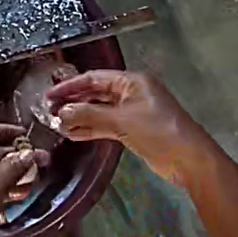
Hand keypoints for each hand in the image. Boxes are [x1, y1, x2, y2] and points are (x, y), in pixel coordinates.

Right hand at [45, 71, 207, 182]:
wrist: (188, 158)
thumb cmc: (158, 131)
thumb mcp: (122, 120)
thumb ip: (90, 114)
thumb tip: (62, 112)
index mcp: (132, 81)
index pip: (94, 78)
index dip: (70, 85)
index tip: (49, 94)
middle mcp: (131, 93)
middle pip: (96, 93)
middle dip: (73, 101)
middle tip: (49, 110)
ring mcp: (132, 112)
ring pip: (99, 111)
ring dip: (80, 116)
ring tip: (57, 123)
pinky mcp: (133, 130)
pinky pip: (106, 125)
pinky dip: (90, 129)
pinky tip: (72, 133)